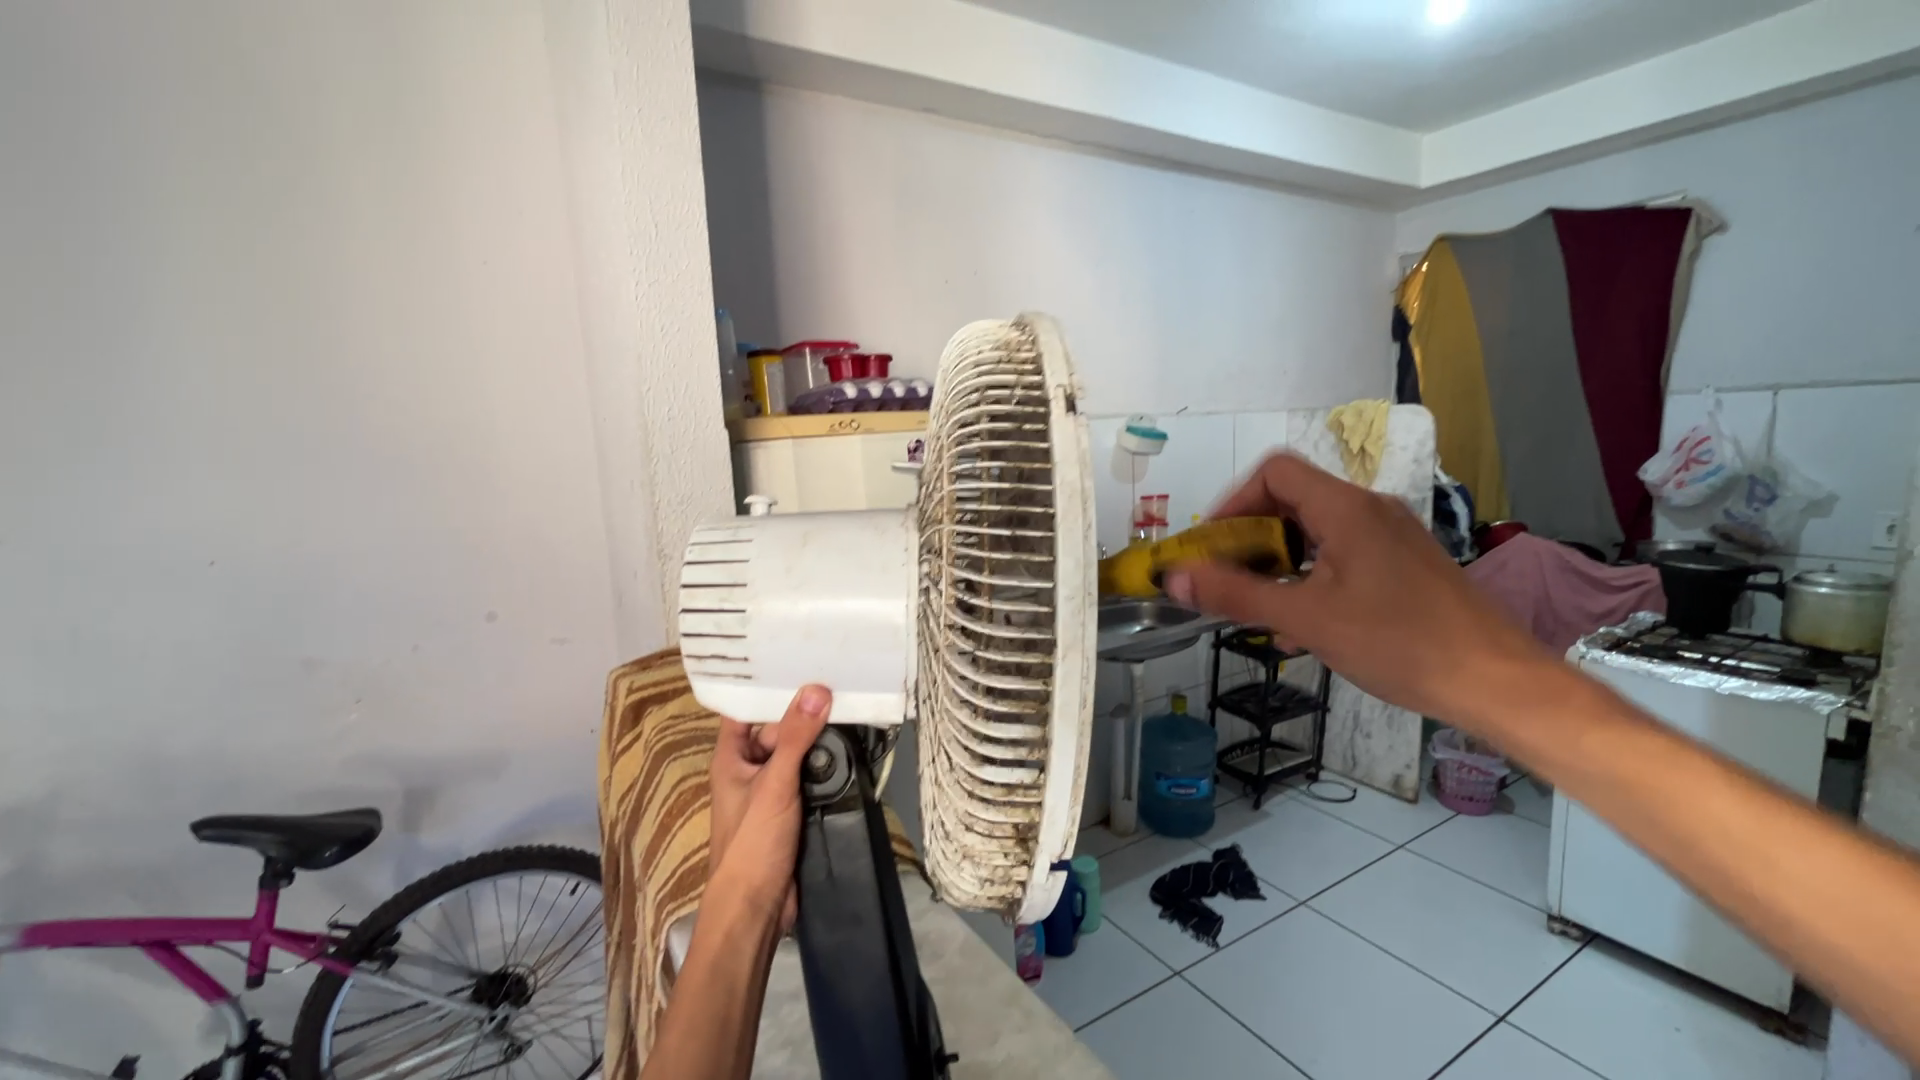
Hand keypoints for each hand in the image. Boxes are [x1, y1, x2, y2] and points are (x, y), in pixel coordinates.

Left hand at [707, 685, 832, 932]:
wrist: (756, 908)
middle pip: (779, 728)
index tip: (798, 655)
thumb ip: (796, 737)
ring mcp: (772, 789)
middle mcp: (749, 768)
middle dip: (805, 710)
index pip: (747, 708)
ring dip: (820, 739)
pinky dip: (827, 766)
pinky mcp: (792, 810)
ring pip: (798, 753)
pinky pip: (810, 777)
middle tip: (841, 678)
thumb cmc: (752, 842)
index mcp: (731, 756)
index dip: (767, 684)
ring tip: (854, 704)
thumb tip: (817, 689)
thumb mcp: (775, 784)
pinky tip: (853, 750)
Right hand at [1164, 453, 1552, 724]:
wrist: (1498, 682)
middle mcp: (1370, 510)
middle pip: (1293, 499)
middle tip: (1227, 579)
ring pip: (1316, 531)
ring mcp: (1392, 537)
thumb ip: (1235, 593)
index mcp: (1346, 508)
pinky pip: (1342, 555)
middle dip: (1251, 537)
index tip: (1212, 546)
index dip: (1233, 502)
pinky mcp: (1405, 565)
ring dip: (1279, 561)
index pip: (1275, 472)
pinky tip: (1305, 624)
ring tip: (1261, 607)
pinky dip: (1310, 576)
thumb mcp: (1306, 618)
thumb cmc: (1399, 643)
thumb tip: (1174, 576)